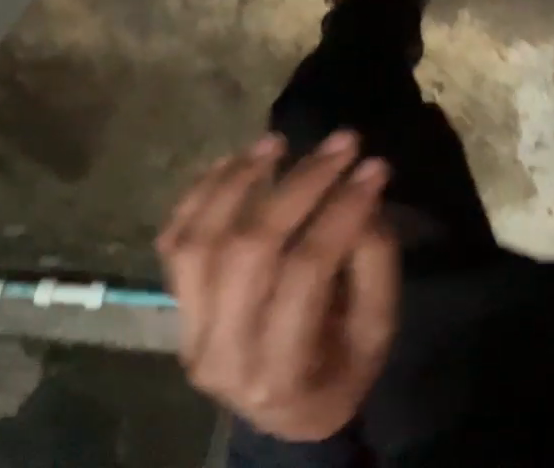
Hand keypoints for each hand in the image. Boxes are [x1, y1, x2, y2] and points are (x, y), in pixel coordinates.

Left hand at [157, 132, 398, 440]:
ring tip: (278, 141)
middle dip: (301, 184)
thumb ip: (374, 262)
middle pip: (250, 249)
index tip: (375, 165)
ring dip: (239, 181)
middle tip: (342, 142)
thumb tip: (362, 191)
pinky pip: (175, 244)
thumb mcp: (378, 327)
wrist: (287, 412)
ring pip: (200, 242)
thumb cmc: (343, 366)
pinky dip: (199, 196)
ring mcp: (188, 332)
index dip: (342, 210)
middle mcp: (222, 354)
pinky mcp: (176, 311)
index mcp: (283, 371)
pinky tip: (233, 160)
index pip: (307, 271)